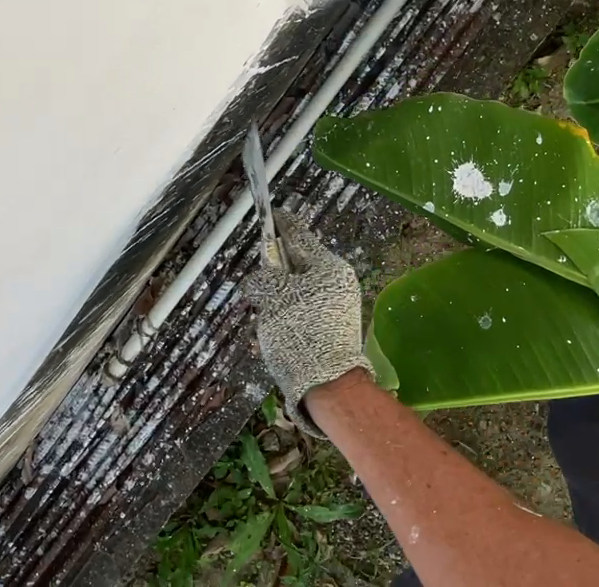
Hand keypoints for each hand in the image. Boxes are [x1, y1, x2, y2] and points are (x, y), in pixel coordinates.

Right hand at [245, 210, 373, 435]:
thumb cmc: (301, 335)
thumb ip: (265, 279)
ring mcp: (339, 305)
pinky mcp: (335, 326)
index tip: (272, 214)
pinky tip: (277, 330)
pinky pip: (306, 309)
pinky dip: (289, 312)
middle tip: (259, 278)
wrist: (329, 386)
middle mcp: (338, 281)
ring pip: (300, 289)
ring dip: (281, 295)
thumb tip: (260, 279)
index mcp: (328, 267)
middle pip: (300, 264)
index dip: (281, 224)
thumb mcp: (274, 299)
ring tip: (266, 312)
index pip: (300, 236)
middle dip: (277, 269)